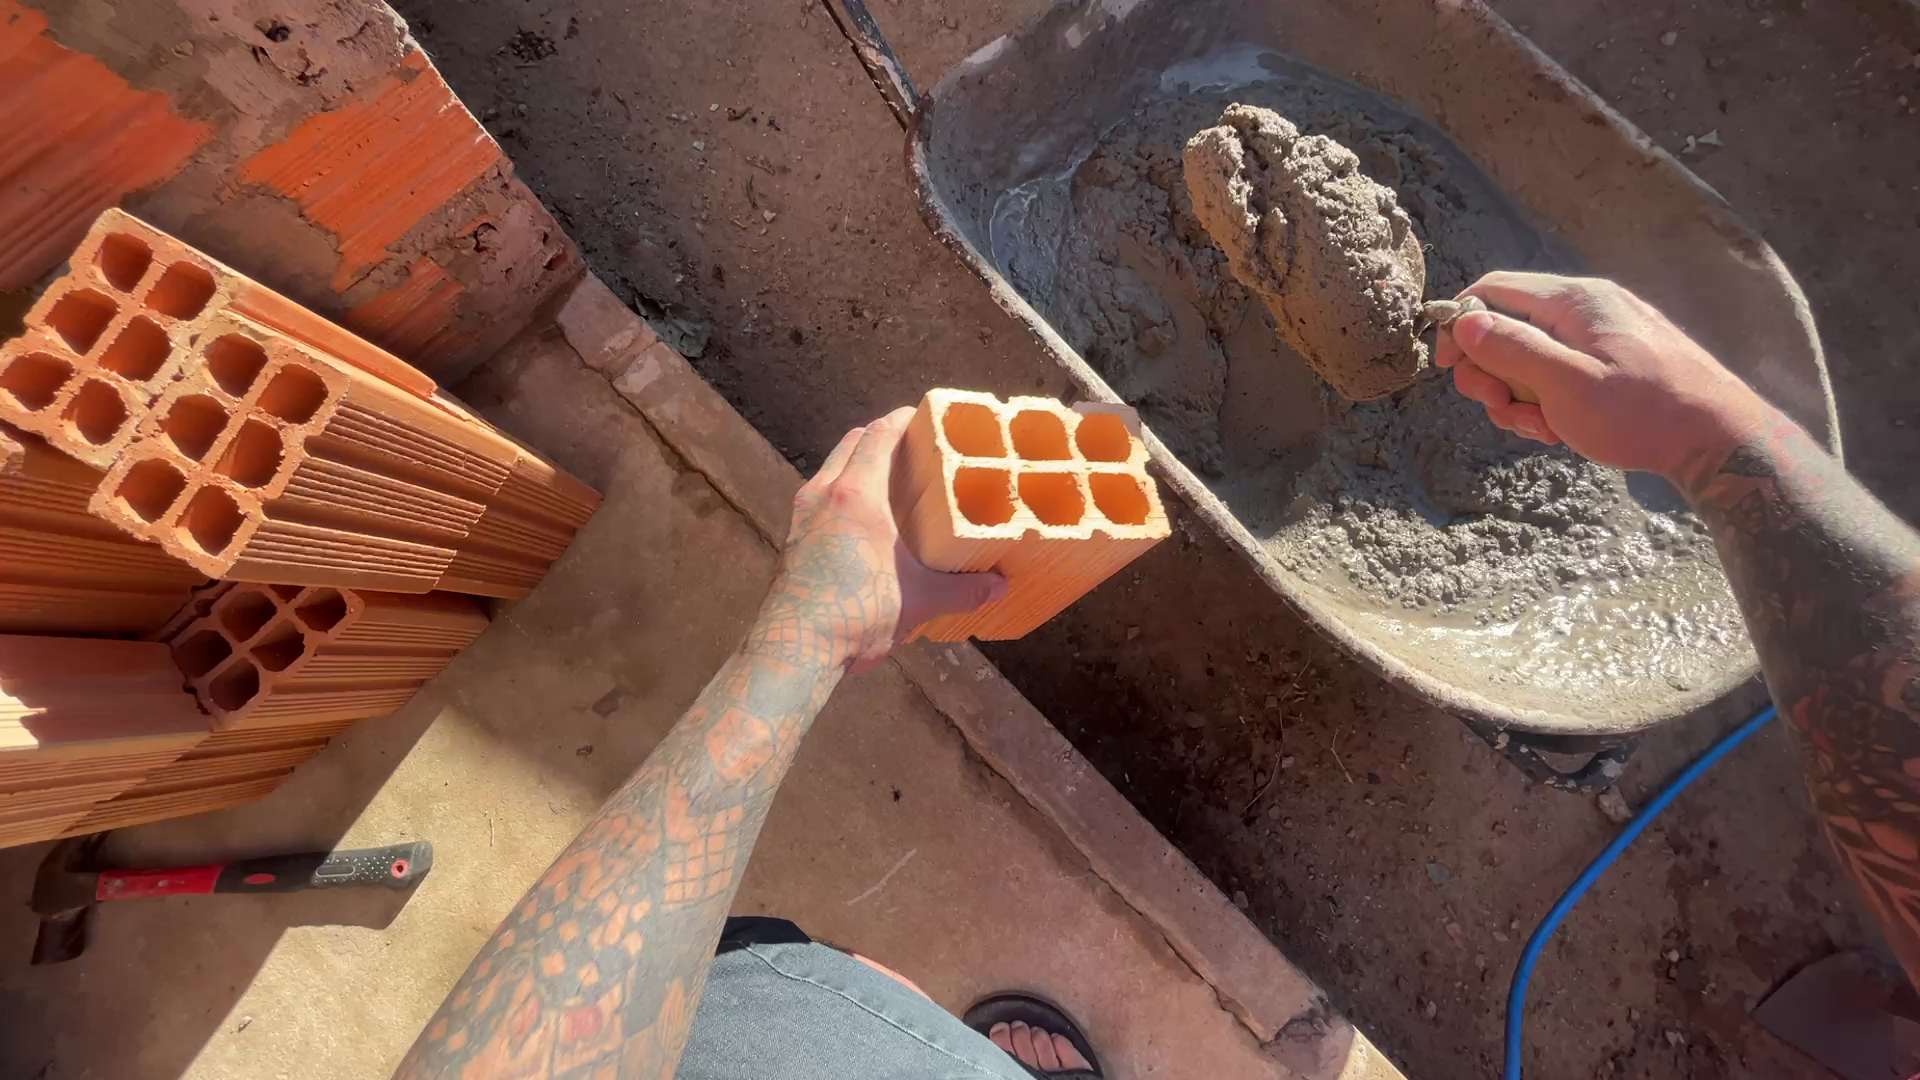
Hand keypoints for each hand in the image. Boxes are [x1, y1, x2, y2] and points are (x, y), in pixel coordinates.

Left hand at [766, 407, 1005, 672]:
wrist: (795, 648)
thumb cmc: (858, 612)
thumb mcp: (921, 600)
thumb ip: (964, 589)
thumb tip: (1000, 587)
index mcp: (857, 495)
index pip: (879, 436)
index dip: (901, 419)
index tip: (920, 415)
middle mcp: (823, 494)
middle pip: (851, 443)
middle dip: (880, 437)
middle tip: (910, 447)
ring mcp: (801, 516)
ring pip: (831, 469)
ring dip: (857, 464)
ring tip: (888, 481)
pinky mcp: (791, 540)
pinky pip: (819, 498)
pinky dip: (841, 492)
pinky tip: (861, 521)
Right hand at [1434, 272, 1780, 484]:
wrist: (1718, 442)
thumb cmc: (1642, 412)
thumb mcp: (1565, 383)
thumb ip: (1512, 348)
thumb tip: (1463, 321)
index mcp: (1574, 302)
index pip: (1491, 290)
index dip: (1459, 325)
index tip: (1447, 367)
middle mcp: (1582, 311)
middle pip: (1500, 330)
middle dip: (1486, 373)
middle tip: (1497, 406)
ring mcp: (1592, 338)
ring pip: (1518, 361)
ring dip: (1512, 398)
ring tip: (1538, 426)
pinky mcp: (1600, 364)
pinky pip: (1546, 377)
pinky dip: (1538, 405)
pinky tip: (1556, 427)